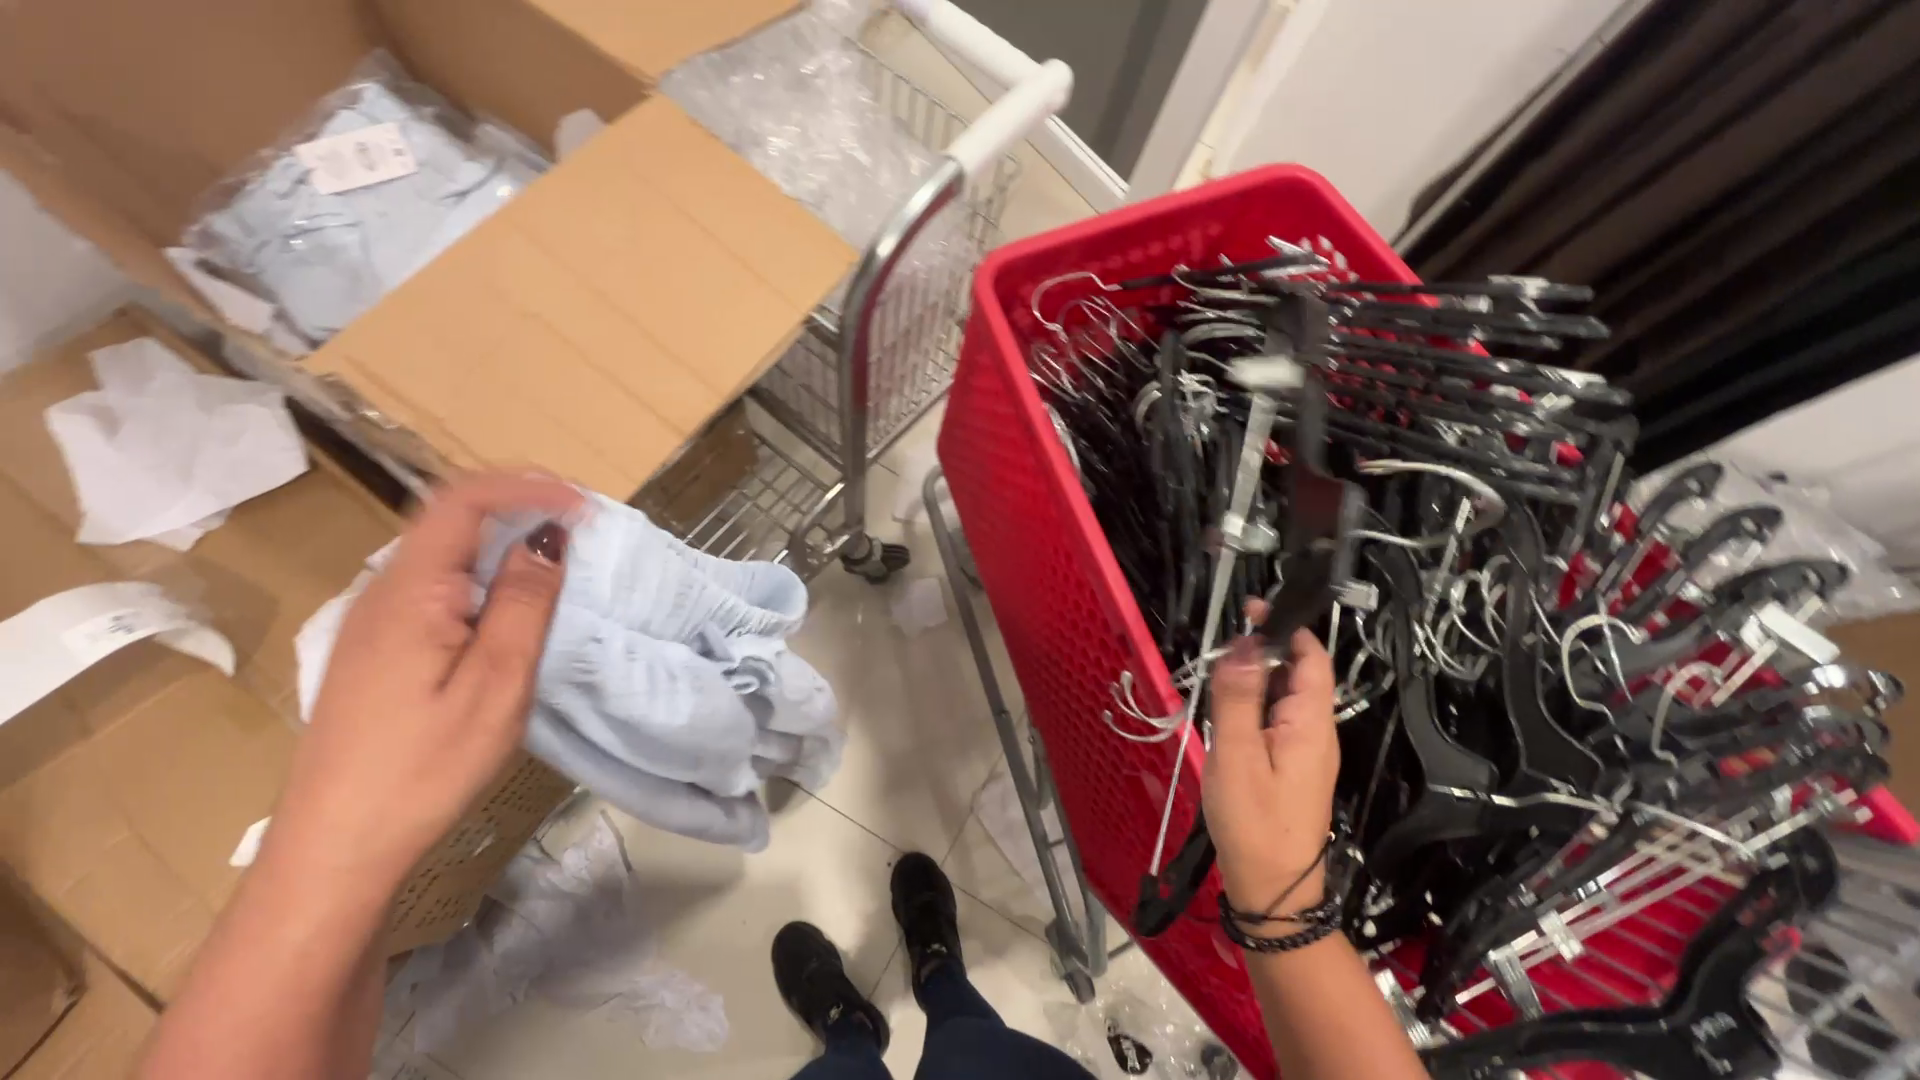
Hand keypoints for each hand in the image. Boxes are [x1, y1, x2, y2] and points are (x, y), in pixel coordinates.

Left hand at [267, 471, 584, 893]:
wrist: (338, 846)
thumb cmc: (424, 766)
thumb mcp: (495, 684)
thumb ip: (523, 604)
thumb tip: (547, 540)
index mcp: (410, 592)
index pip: (463, 501)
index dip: (527, 486)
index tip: (584, 506)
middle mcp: (385, 592)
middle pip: (451, 519)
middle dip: (520, 507)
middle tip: (582, 530)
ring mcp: (378, 620)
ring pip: (446, 553)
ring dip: (505, 542)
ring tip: (561, 563)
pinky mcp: (382, 648)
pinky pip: (440, 587)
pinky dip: (487, 577)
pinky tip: (515, 610)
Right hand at [1202, 601, 1339, 914]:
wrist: (1271, 891)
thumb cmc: (1253, 820)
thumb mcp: (1236, 753)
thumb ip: (1238, 695)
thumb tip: (1243, 642)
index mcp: (1311, 722)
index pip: (1312, 657)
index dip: (1286, 628)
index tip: (1249, 610)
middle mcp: (1316, 731)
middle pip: (1298, 674)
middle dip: (1264, 651)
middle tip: (1220, 646)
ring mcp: (1305, 751)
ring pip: (1284, 698)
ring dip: (1255, 678)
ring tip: (1217, 674)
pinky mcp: (1290, 767)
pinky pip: (1275, 721)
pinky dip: (1253, 705)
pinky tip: (1226, 712)